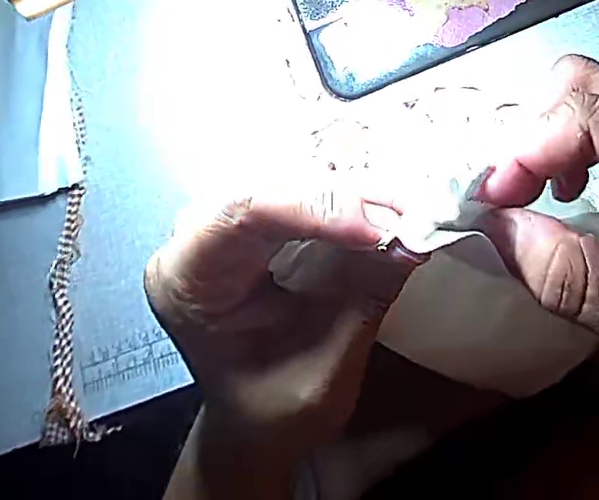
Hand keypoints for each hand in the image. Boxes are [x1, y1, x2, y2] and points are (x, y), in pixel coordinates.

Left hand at [146, 191, 418, 497]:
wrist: (249, 420)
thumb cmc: (270, 411)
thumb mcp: (321, 377)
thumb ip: (362, 302)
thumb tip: (413, 240)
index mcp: (185, 277)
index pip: (239, 213)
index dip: (310, 207)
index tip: (374, 228)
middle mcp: (193, 232)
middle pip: (268, 186)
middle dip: (339, 197)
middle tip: (406, 212)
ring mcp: (221, 216)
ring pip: (287, 178)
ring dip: (348, 192)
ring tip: (401, 209)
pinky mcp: (252, 213)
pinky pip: (297, 189)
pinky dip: (343, 198)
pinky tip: (379, 207)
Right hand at [473, 56, 598, 497]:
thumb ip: (585, 283)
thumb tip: (496, 229)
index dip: (532, 148)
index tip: (490, 200)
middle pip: (595, 88)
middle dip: (534, 133)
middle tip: (502, 195)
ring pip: (595, 103)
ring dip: (544, 141)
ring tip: (522, 195)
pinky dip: (564, 157)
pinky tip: (557, 196)